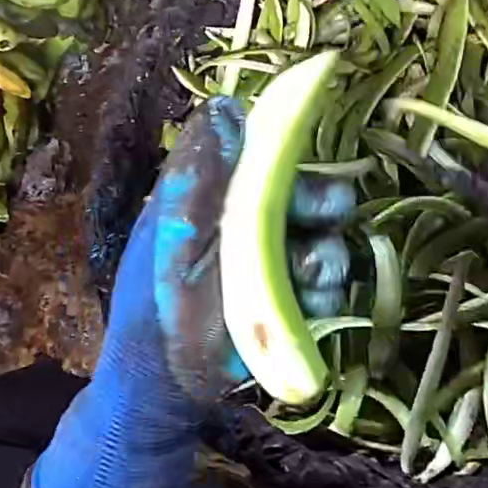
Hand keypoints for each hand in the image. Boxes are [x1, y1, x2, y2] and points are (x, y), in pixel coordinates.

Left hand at [31, 98, 352, 487]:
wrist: (166, 381)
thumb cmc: (157, 303)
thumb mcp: (174, 235)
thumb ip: (201, 176)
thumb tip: (227, 105)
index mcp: (216, 194)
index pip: (261, 150)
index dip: (286, 148)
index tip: (298, 159)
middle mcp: (249, 218)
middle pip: (306, 190)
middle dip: (320, 201)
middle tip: (322, 214)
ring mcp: (273, 258)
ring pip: (327, 235)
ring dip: (325, 252)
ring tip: (307, 275)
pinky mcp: (292, 296)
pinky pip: (330, 282)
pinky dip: (327, 291)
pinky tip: (309, 305)